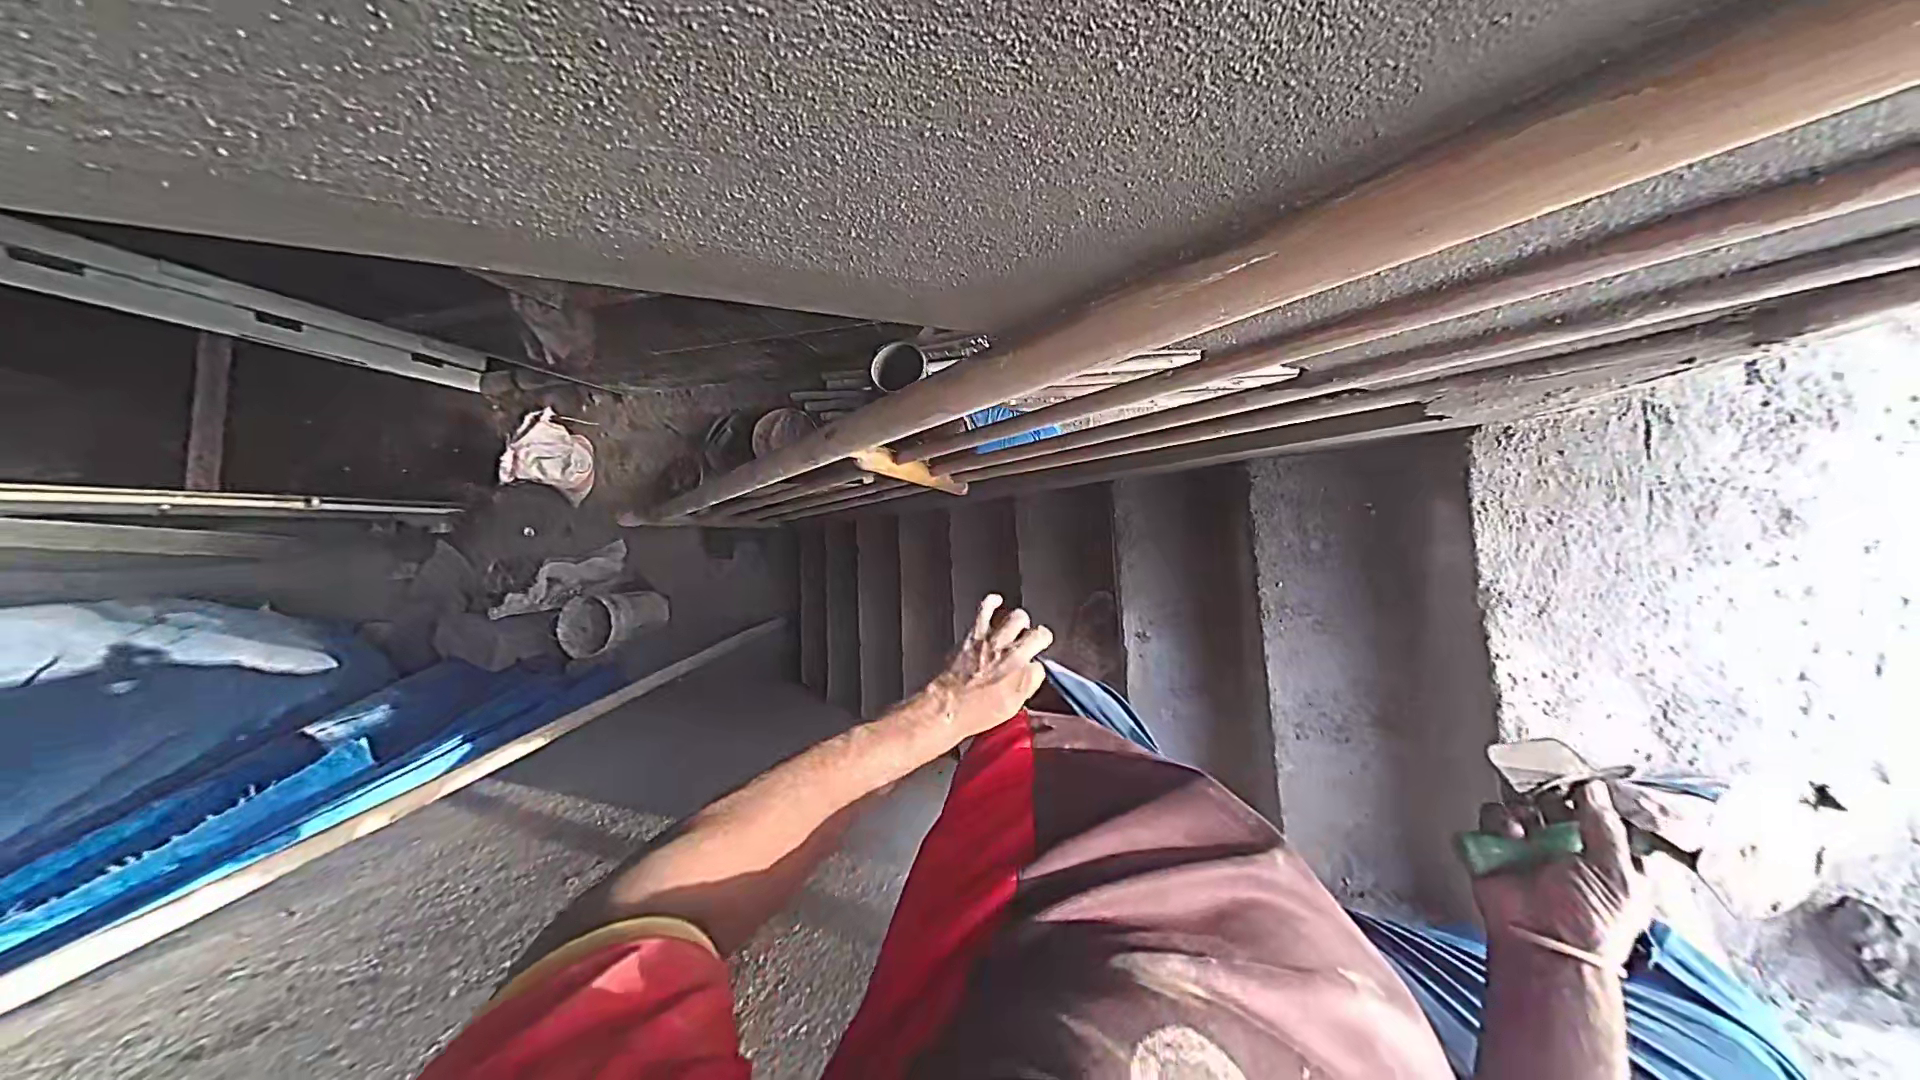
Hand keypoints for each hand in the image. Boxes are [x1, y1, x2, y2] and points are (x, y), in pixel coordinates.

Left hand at [925, 594, 1051, 739]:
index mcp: (1024, 676)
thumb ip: (1025, 686)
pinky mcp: (975, 634)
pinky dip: (992, 602)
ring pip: (1017, 618)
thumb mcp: (1010, 708)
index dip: (1036, 667)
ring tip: (1019, 623)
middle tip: (1034, 640)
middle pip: (1037, 635)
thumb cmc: (974, 712)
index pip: (1041, 665)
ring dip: (1020, 621)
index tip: (1031, 669)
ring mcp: (993, 642)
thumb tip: (1031, 675)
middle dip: (1038, 637)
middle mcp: (1012, 655)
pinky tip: (996, 600)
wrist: (947, 707)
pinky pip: (985, 610)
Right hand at [1472, 781, 1653, 969]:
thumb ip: (1606, 827)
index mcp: (1602, 855)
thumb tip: (1595, 789)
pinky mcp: (1493, 848)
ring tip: (1526, 830)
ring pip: (1518, 807)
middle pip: (1551, 804)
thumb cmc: (1592, 918)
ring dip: (1521, 812)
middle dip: (1547, 795)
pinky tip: (1509, 837)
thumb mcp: (1617, 873)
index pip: (1596, 814)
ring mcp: (1526, 848)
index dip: (1590, 796)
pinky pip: (1489, 819)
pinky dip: (1497, 823)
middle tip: (1546, 793)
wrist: (1542, 940)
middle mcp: (1564, 848)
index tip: (1582, 780)